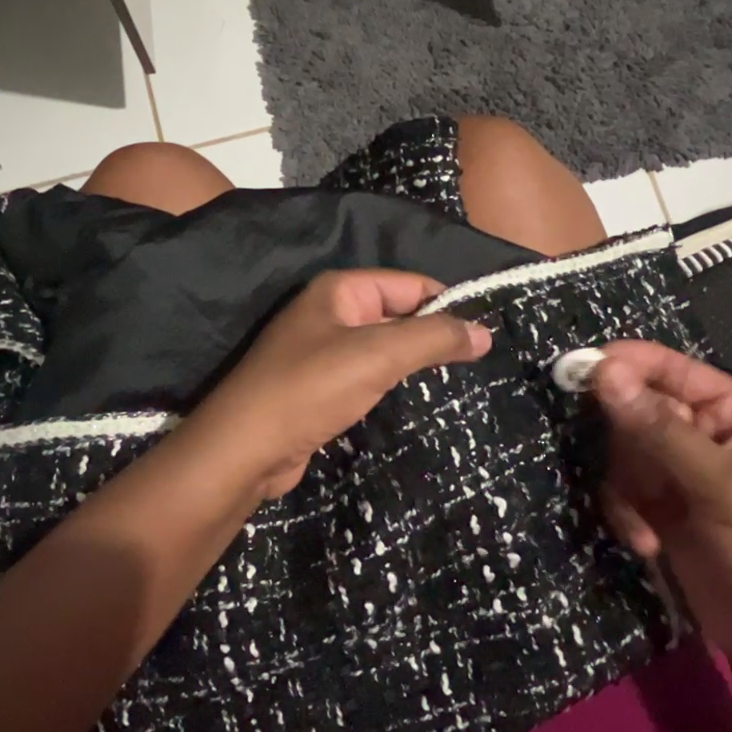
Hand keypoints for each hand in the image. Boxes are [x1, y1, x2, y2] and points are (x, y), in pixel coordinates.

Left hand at [182, 270, 491, 501]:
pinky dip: (388, 382)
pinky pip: (365, 373)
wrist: (246, 448)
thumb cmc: (311, 388)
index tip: (485, 334)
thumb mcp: (378, 356)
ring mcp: (320, 350)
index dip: (447, 305)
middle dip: (431, 334)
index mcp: (339, 290)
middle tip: (477, 360)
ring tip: (453, 378)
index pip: (409, 284)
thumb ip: (432, 339)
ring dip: (411, 360)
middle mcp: (328, 312)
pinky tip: (408, 396)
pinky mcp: (317, 386)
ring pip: (381, 346)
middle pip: (396, 313)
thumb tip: (484, 331)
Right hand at [591, 342, 731, 656]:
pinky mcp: (661, 507)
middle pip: (637, 410)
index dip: (628, 364)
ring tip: (647, 524)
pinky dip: (626, 513)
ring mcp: (682, 473)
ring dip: (626, 488)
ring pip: (622, 451)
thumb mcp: (722, 486)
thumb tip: (603, 370)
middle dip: (629, 448)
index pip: (673, 370)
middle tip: (638, 478)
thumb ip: (659, 428)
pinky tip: (646, 543)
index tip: (581, 367)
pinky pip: (621, 488)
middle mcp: (708, 435)